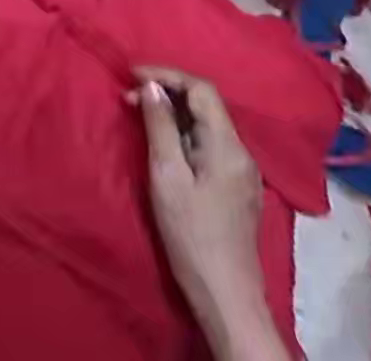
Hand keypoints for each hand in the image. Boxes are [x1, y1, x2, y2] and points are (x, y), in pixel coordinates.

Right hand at [131, 66, 264, 300]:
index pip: (201, 89)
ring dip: (174, 112)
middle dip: (167, 92)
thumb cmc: (190, 233)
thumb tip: (152, 87)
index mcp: (228, 145)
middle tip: (130, 98)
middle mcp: (241, 151)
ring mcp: (241, 170)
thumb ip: (160, 127)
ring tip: (140, 115)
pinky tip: (163, 142)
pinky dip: (183, 132)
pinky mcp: (234, 186)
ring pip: (206, 124)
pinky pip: (208, 143)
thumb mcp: (167, 175)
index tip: (132, 75)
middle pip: (206, 104)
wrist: (225, 295)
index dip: (167, 75)